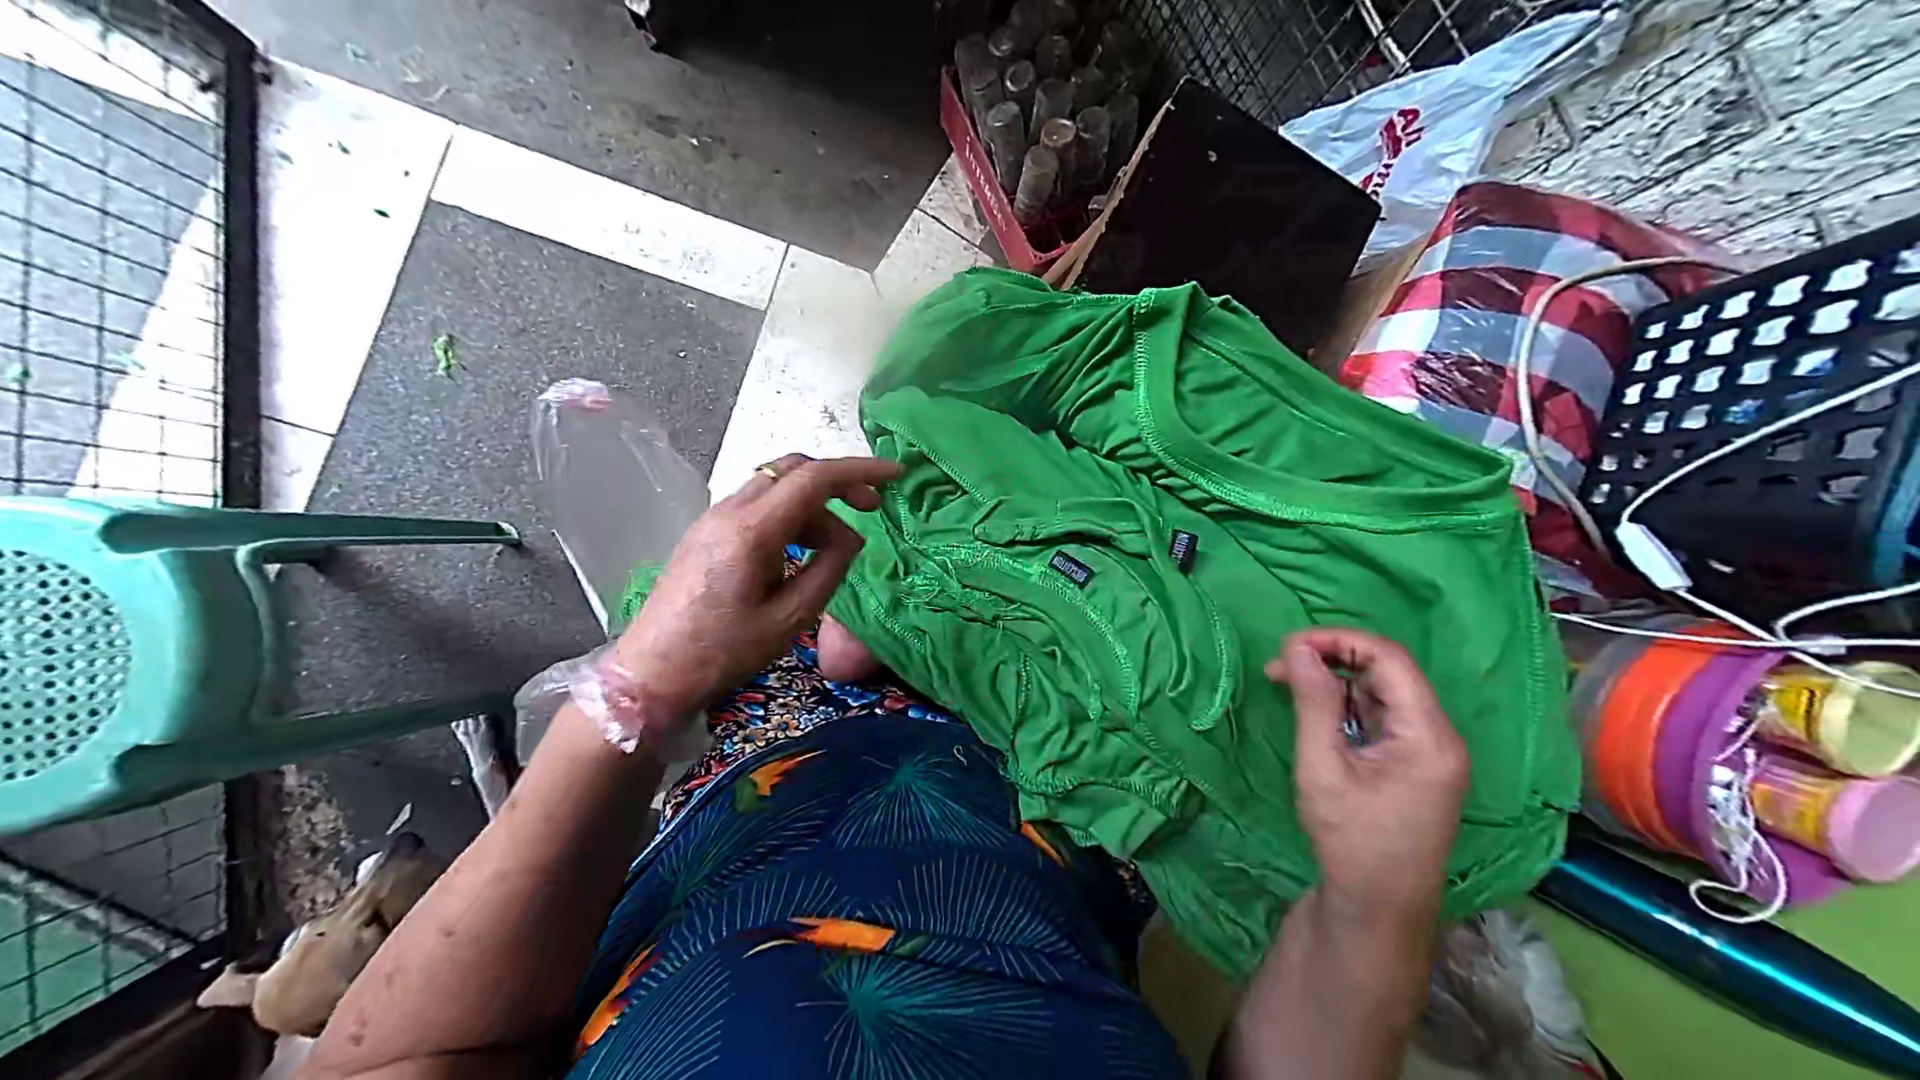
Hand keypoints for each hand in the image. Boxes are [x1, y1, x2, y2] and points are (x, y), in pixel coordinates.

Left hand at [612, 454, 899, 729]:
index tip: (896, 475)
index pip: (814, 479)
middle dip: (839, 480)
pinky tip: (802, 550)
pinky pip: (758, 506)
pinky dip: (791, 515)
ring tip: (836, 547)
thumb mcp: (791, 618)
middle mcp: (730, 512)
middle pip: (793, 470)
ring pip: (776, 486)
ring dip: (814, 504)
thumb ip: (829, 569)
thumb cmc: (723, 653)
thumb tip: (851, 537)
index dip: (860, 471)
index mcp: (752, 531)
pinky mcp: (707, 533)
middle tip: (871, 508)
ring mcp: (713, 519)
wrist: (651, 673)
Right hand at [1267, 629, 1468, 927]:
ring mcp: (1428, 751)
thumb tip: (1296, 648)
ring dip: (1335, 682)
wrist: (1375, 906)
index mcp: (1429, 735)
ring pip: (1381, 692)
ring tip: (1286, 684)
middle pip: (1388, 672)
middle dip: (1332, 659)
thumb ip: (1313, 701)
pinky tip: (1313, 711)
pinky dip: (1344, 705)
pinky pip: (1380, 716)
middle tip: (1279, 666)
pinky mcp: (1413, 764)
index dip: (1338, 641)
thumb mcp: (1323, 765)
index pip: (1389, 659)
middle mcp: (1439, 736)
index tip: (1288, 645)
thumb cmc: (1350, 838)